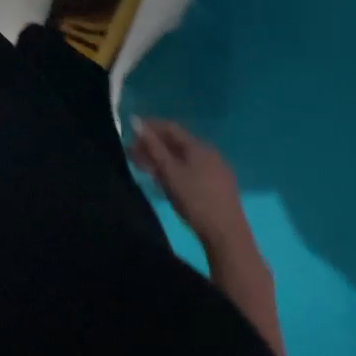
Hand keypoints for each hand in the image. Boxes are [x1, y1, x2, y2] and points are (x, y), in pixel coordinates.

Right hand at [133, 119, 249, 249]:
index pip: (170, 127)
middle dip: (154, 144)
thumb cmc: (194, 200)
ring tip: (145, 167)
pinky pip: (193, 168)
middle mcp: (210, 153)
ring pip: (184, 157)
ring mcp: (217, 169)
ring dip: (163, 158)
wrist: (226, 234)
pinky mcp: (219, 185)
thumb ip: (152, 147)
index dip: (149, 126)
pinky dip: (175, 168)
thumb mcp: (169, 172)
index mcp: (198, 146)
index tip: (129, 132)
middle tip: (133, 152)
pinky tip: (166, 180)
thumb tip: (135, 120)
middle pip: (177, 142)